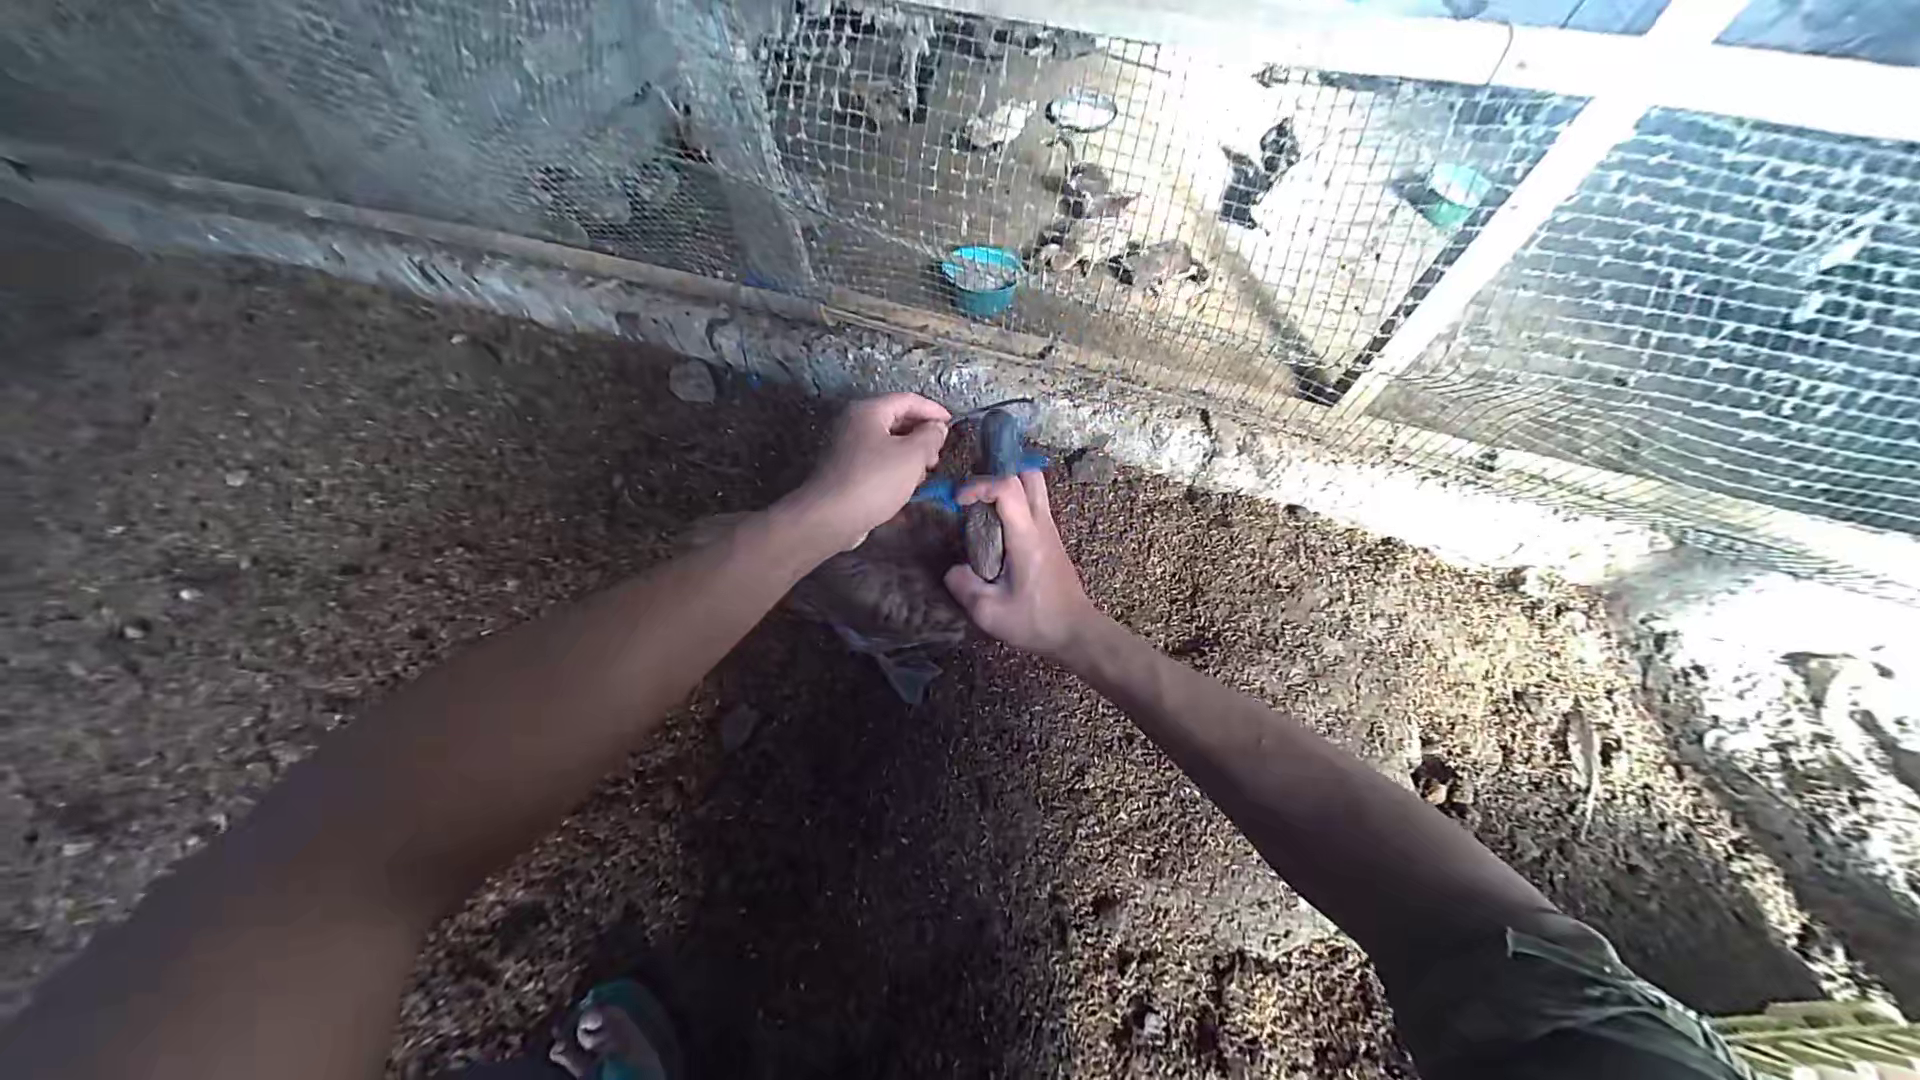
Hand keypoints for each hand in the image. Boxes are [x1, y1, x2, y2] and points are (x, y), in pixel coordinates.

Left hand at [780, 393, 950, 551]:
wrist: (831, 517)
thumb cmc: (874, 480)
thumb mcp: (912, 455)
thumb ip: (930, 436)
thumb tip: (937, 427)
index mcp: (869, 411)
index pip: (908, 400)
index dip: (933, 410)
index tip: (952, 424)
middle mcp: (854, 424)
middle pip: (896, 421)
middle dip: (921, 435)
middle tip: (938, 454)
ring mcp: (847, 449)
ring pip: (887, 444)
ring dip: (910, 456)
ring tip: (925, 474)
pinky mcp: (846, 472)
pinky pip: (877, 463)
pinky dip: (895, 470)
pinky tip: (906, 488)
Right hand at [944, 471, 1102, 659]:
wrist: (1077, 633)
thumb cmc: (1037, 622)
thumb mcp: (990, 613)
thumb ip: (964, 586)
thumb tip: (953, 569)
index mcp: (1027, 536)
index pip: (1007, 486)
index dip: (979, 485)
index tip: (959, 502)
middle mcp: (1042, 525)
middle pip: (1028, 476)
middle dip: (998, 476)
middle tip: (975, 497)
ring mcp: (1050, 532)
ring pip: (1034, 489)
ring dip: (1007, 491)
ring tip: (983, 512)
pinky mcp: (1052, 542)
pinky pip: (1034, 508)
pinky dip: (1014, 507)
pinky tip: (997, 533)